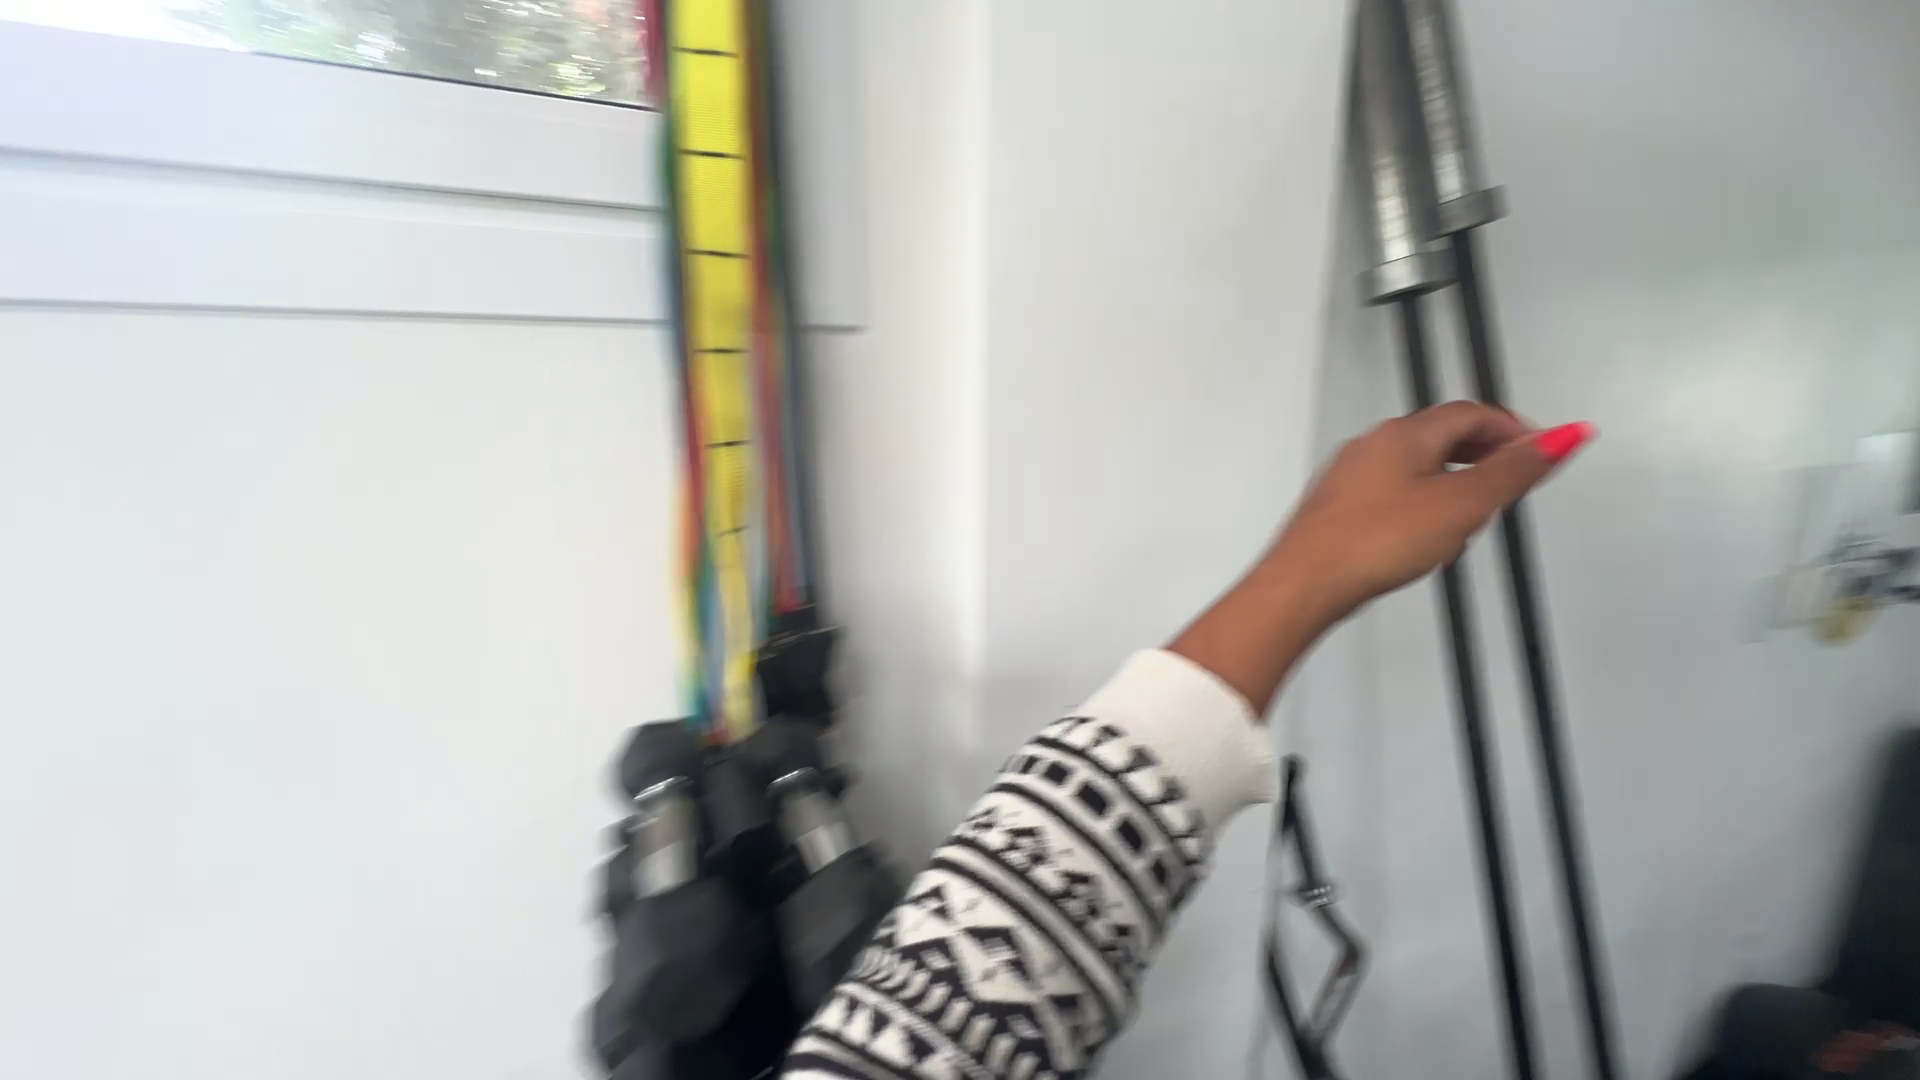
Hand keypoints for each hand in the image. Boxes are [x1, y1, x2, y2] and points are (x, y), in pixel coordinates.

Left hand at [1170, 402, 1592, 713]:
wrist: (1305, 583)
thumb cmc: (1373, 542)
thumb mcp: (1463, 504)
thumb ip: (1514, 470)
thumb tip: (1564, 435)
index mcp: (1401, 434)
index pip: (1471, 412)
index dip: (1514, 429)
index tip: (1540, 453)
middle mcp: (1368, 446)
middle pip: (1440, 435)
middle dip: (1483, 455)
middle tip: (1510, 483)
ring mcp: (1346, 476)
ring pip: (1413, 466)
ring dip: (1450, 483)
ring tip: (1470, 517)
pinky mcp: (1335, 507)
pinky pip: (1389, 493)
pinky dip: (1418, 504)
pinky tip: (1422, 538)